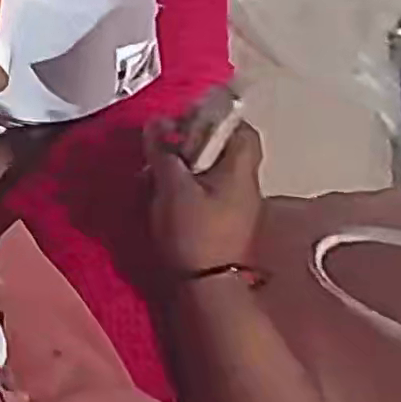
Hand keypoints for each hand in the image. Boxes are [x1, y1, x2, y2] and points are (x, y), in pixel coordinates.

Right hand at [145, 115, 264, 271]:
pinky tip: (162, 186)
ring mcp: (235, 203)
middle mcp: (244, 184)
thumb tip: (156, 123)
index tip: (186, 118)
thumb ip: (164, 151)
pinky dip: (186, 179)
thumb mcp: (171, 186)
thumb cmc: (192, 230)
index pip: (242, 131)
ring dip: (186, 160)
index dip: (217, 117)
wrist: (205, 284)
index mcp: (239, 173)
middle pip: (225, 148)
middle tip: (165, 139)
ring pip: (213, 167)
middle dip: (194, 139)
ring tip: (157, 164)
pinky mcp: (222, 217)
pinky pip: (206, 185)